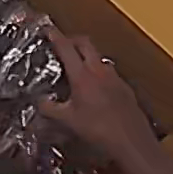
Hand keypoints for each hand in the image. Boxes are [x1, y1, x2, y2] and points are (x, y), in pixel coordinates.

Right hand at [38, 28, 158, 163]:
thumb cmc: (97, 130)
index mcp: (82, 75)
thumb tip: (38, 101)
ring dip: (87, 56)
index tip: (47, 29)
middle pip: (86, 44)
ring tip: (77, 68)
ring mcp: (116, 78)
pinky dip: (99, 73)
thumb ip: (49, 109)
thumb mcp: (67, 121)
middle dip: (72, 40)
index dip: (55, 36)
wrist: (133, 143)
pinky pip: (109, 73)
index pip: (66, 48)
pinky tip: (96, 89)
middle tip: (61, 44)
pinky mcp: (126, 89)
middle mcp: (100, 71)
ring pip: (98, 58)